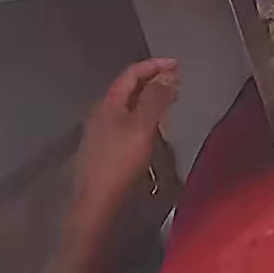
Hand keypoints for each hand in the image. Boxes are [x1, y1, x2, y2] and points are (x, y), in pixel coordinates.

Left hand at [60, 58, 180, 272]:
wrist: (96, 207)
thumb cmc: (119, 164)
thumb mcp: (142, 127)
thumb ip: (156, 99)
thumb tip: (168, 74)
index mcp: (108, 104)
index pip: (130, 74)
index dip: (153, 66)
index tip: (177, 65)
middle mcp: (102, 115)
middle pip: (128, 89)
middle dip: (153, 80)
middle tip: (177, 80)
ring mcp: (102, 134)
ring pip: (128, 106)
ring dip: (150, 99)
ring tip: (171, 100)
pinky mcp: (106, 151)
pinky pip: (128, 122)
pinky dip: (145, 116)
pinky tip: (155, 128)